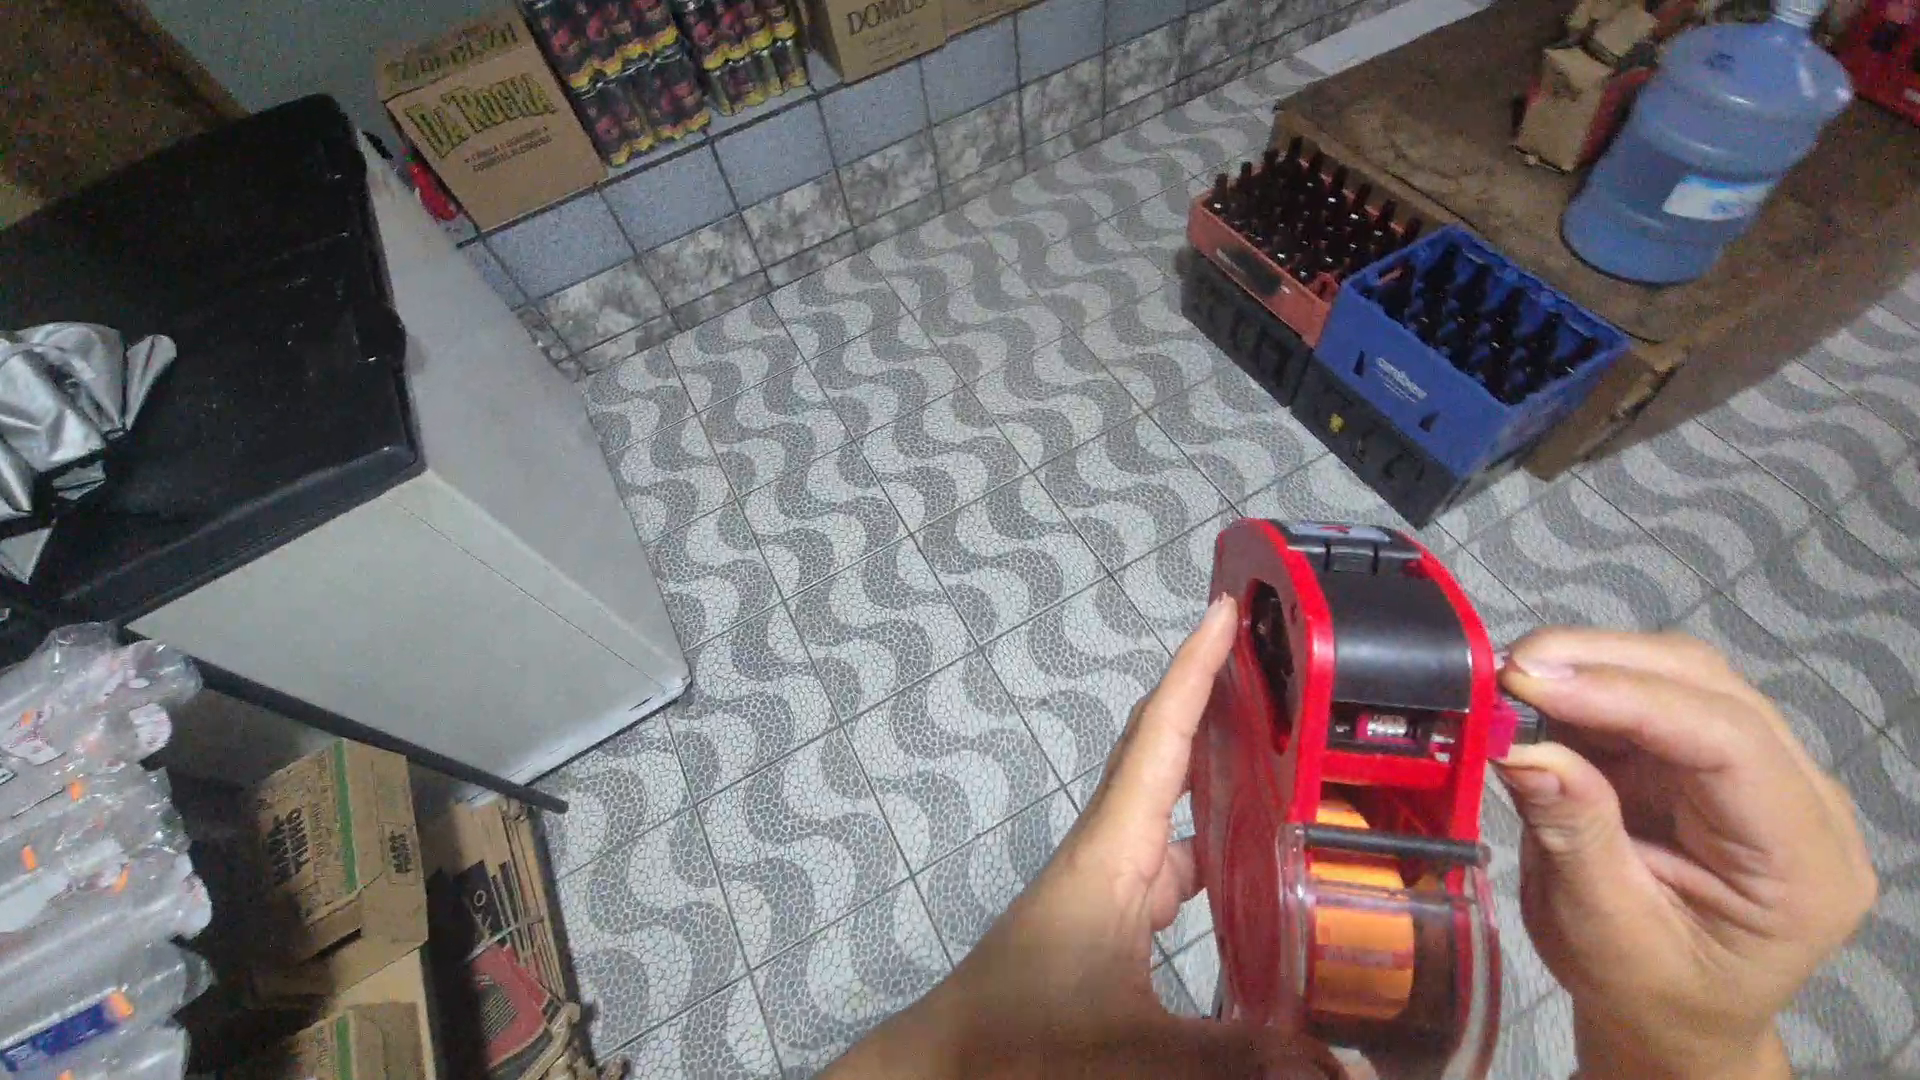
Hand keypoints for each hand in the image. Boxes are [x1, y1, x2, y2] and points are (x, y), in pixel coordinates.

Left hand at [825, 596, 1334, 1078]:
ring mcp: (1109, 876)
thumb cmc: (1026, 1037)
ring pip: (1171, 805)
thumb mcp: (1138, 1049)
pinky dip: (1213, 847)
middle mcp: (1112, 845)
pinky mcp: (1110, 910)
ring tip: (1288, 759)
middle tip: (1276, 671)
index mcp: (1114, 848)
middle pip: (1163, 750)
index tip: (1224, 612)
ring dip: (1217, 773)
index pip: (1161, 735)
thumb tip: (1347, 1067)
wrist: (954, 1058)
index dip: (1194, 668)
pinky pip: (1173, 858)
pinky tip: (1258, 875)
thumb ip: (1242, 1057)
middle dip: (1210, 699)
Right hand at [1498, 628, 1876, 1079]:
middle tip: (1504, 671)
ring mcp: (1743, 769)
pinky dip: (1573, 685)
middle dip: (1598, 662)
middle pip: (1706, 686)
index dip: (1623, 697)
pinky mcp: (1687, 755)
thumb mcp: (1603, 927)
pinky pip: (1634, 692)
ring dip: (1582, 663)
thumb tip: (1517, 748)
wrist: (1664, 1007)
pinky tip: (1528, 700)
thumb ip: (1571, 834)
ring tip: (1506, 682)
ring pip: (1672, 672)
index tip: (1523, 682)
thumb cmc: (1645, 986)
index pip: (1727, 741)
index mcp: (1800, 860)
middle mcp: (1793, 798)